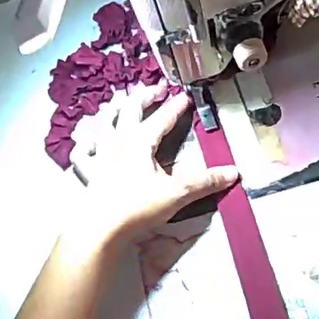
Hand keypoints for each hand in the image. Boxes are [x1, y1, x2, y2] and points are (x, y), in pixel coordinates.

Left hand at [67, 84, 238, 245]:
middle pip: (130, 108)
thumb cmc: (137, 208)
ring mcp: (100, 155)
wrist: (100, 229)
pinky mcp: (89, 172)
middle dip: (145, 96)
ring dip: (115, 112)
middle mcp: (117, 141)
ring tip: (122, 107)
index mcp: (140, 141)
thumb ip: (205, 182)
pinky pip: (84, 153)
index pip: (161, 117)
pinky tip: (90, 145)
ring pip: (104, 124)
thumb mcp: (177, 194)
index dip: (175, 105)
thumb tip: (233, 172)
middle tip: (157, 89)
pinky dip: (88, 145)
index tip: (186, 96)